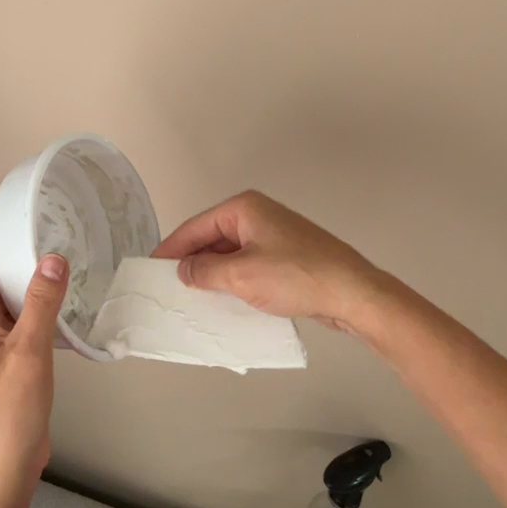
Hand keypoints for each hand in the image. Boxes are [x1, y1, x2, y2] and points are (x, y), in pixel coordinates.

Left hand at [0, 242, 67, 491]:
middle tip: (50, 239)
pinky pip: (26, 326)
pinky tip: (67, 310)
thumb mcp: (28, 351)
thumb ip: (40, 304)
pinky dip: (42, 313)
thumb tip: (52, 259)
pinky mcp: (14, 365)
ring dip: (33, 287)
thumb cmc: (8, 410)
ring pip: (13, 305)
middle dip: (18, 260)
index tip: (21, 222)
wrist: (6, 468)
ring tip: (64, 267)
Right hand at [151, 190, 387, 334]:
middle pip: (212, 237)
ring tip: (193, 296)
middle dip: (193, 261)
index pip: (196, 226)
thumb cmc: (296, 276)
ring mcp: (275, 235)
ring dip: (214, 273)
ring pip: (231, 253)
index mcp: (243, 208)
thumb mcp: (241, 275)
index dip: (172, 248)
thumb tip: (184, 269)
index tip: (151, 267)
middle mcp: (258, 214)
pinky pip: (250, 264)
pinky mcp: (288, 256)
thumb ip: (205, 270)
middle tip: (169, 286)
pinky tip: (227, 299)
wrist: (355, 294)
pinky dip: (236, 279)